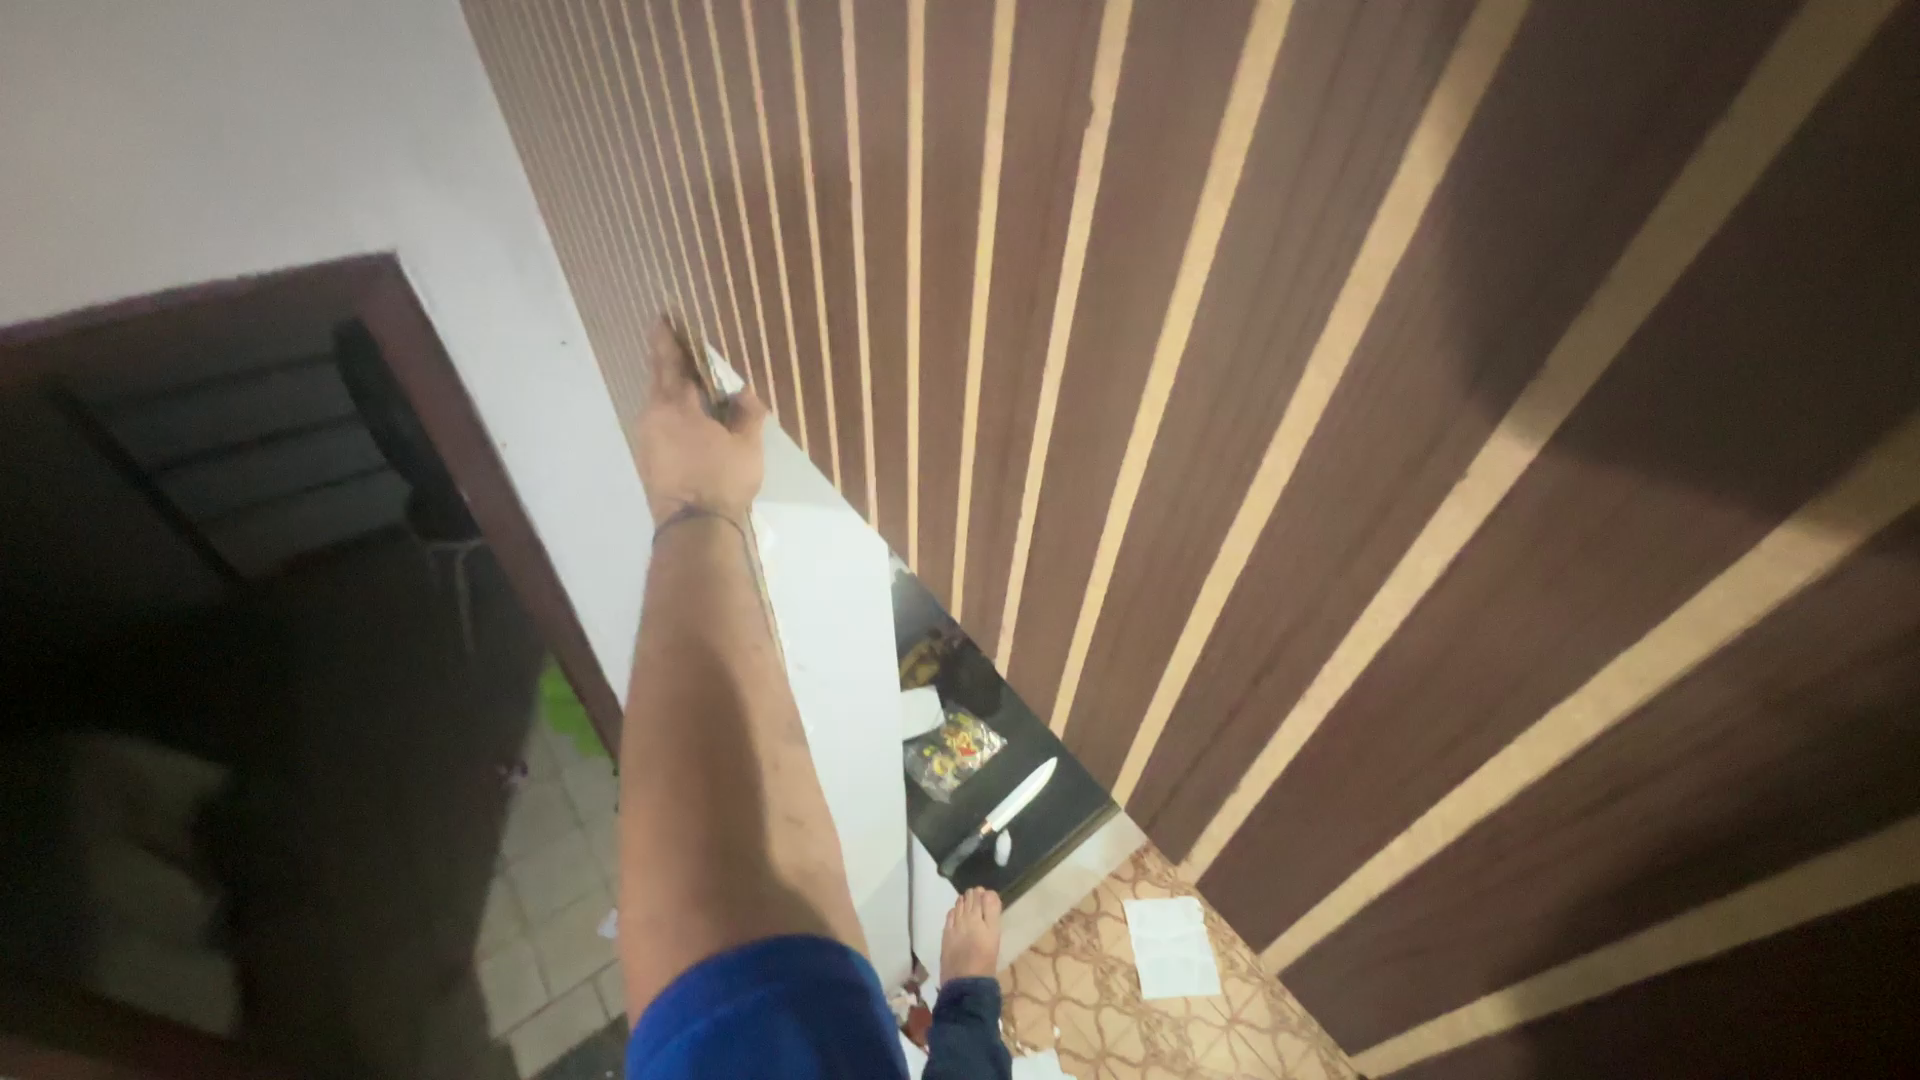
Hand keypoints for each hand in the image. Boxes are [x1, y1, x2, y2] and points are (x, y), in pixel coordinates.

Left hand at [633, 320, 767, 525]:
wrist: (694, 527)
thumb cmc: (722, 480)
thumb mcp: (747, 445)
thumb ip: (747, 414)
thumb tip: (745, 393)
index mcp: (676, 405)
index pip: (669, 362)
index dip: (667, 339)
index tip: (662, 318)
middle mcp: (653, 415)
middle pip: (659, 380)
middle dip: (668, 362)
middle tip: (678, 345)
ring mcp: (646, 439)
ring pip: (659, 403)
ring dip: (673, 391)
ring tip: (692, 385)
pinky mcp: (649, 459)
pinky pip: (660, 423)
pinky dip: (672, 413)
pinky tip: (689, 419)